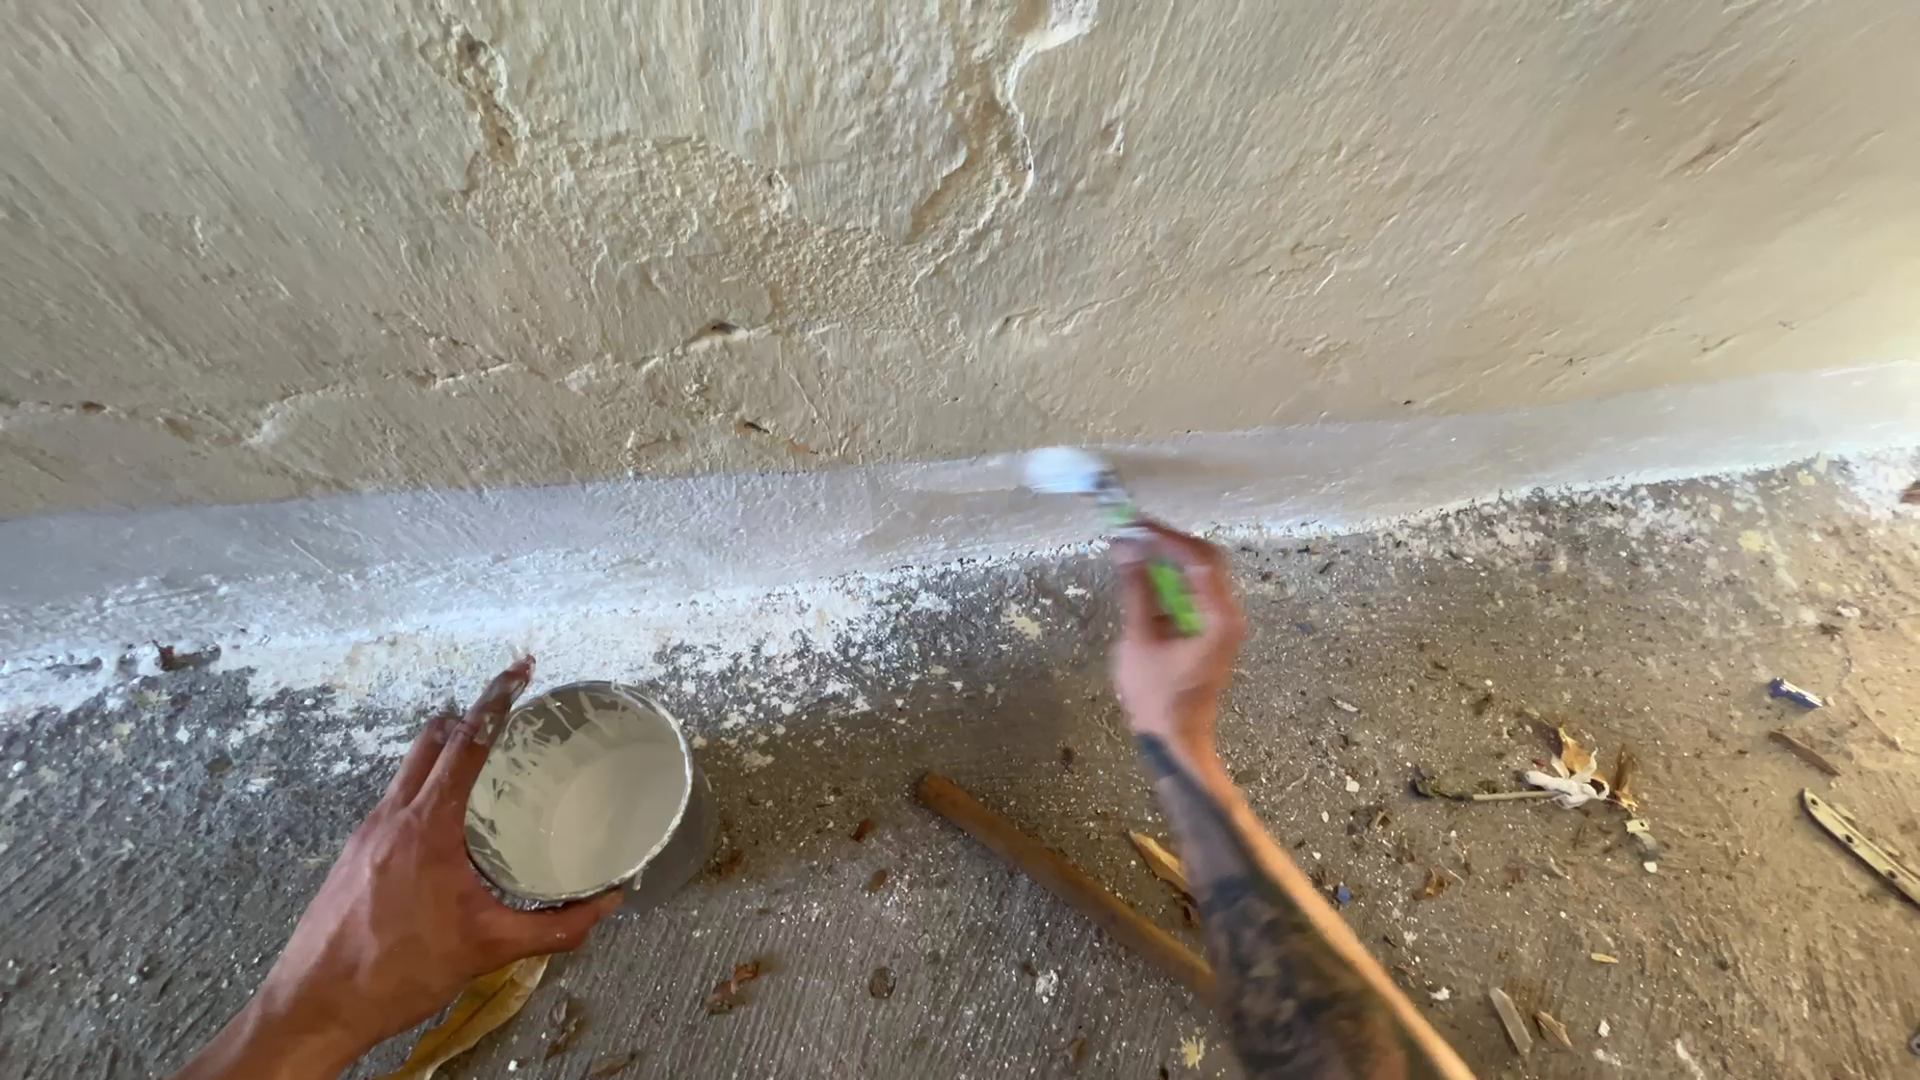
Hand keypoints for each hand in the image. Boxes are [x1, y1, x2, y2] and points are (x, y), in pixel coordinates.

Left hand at [173, 657, 621, 1079]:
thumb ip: (557, 925)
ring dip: (448, 739)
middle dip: (474, 709)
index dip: (496, 703)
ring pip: (410, 763)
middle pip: (433, 740)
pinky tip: (450, 800)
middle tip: (513, 693)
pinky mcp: (356, 851)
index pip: (466, 746)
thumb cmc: (396, 973)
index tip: (521, 672)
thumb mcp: (488, 949)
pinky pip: (398, 792)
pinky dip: (429, 773)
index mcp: (426, 828)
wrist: (307, 1013)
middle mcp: (392, 818)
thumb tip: (609, 903)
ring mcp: (367, 832)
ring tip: (487, 735)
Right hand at [1110, 523, 1246, 767]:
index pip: (1198, 559)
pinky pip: (1193, 590)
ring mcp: (1222, 622)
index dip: (1165, 537)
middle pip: (1205, 560)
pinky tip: (1144, 575)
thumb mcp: (1139, 640)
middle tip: (1132, 531)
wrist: (1175, 739)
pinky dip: (1169, 577)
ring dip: (1167, 557)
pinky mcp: (1210, 629)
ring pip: (1200, 572)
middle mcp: (1228, 614)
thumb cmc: (1156, 697)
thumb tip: (1126, 546)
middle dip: (1168, 542)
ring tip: (1133, 547)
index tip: (1133, 525)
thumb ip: (1135, 590)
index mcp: (1218, 618)